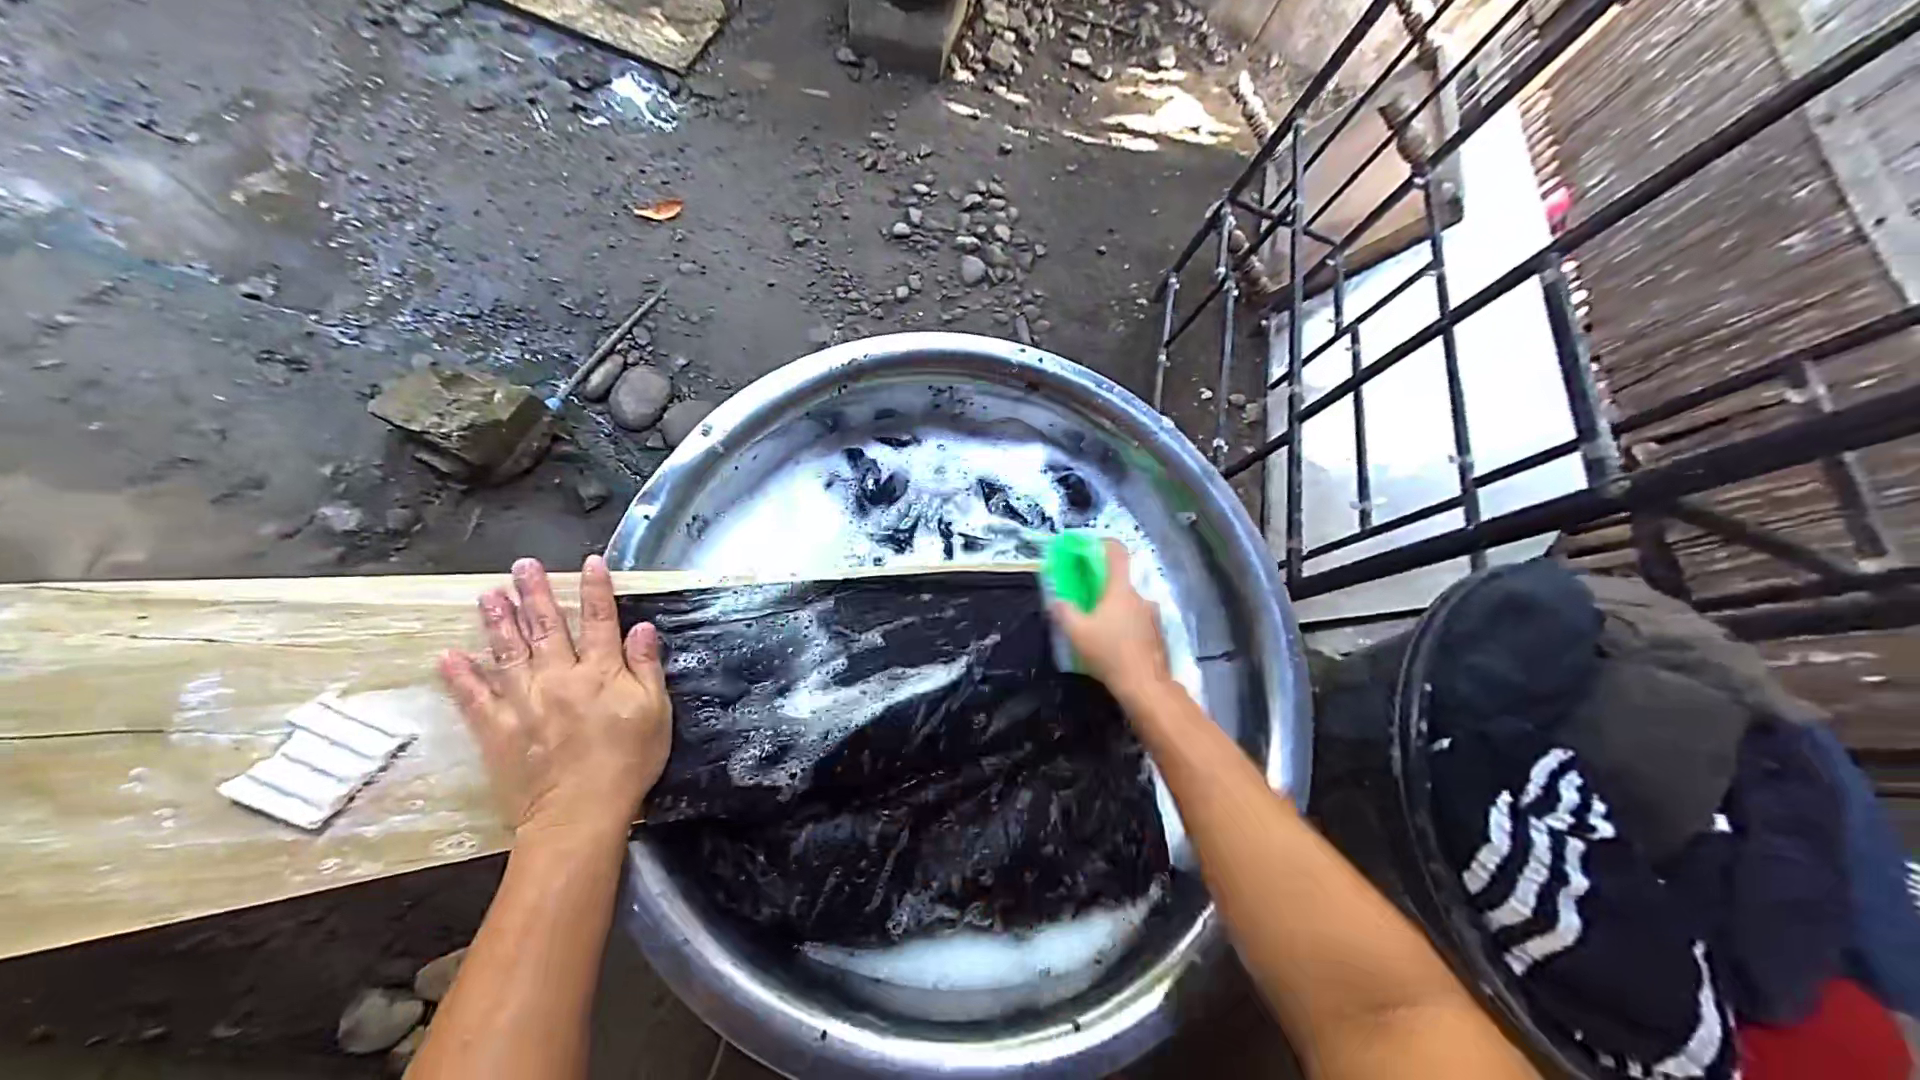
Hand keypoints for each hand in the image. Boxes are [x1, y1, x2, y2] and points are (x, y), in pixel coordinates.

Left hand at [438, 555, 670, 840]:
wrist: (581, 812)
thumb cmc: (629, 760)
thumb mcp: (656, 711)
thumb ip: (646, 668)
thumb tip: (643, 629)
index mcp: (600, 672)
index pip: (599, 620)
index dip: (595, 589)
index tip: (589, 563)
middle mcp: (559, 677)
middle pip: (547, 627)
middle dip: (535, 594)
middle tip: (522, 567)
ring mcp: (523, 701)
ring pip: (508, 652)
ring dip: (498, 621)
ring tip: (487, 595)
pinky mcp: (497, 729)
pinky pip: (474, 697)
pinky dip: (460, 676)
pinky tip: (449, 656)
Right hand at [1048, 539, 1172, 704]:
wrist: (1145, 685)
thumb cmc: (1109, 653)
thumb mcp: (1076, 632)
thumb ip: (1063, 611)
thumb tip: (1056, 600)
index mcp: (1120, 589)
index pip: (1116, 553)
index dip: (1103, 544)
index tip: (1089, 548)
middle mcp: (1140, 596)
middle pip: (1120, 581)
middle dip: (1102, 587)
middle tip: (1085, 599)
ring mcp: (1153, 615)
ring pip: (1129, 603)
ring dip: (1114, 609)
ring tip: (1099, 627)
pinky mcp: (1158, 633)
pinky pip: (1138, 620)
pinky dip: (1125, 624)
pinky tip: (1114, 643)